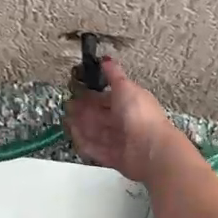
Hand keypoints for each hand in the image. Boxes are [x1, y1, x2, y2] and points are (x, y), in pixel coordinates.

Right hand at [65, 57, 186, 182]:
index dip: (92, 95)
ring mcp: (120, 141)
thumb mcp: (126, 87)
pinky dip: (85, 143)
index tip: (76, 90)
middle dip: (83, 110)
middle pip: (100, 116)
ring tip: (66, 120)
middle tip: (68, 106)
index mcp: (129, 104)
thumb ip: (113, 74)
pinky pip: (97, 150)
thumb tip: (106, 59)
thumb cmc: (139, 114)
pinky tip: (74, 135)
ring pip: (97, 132)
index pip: (107, 98)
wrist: (151, 149)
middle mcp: (125, 122)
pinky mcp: (115, 158)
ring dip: (81, 126)